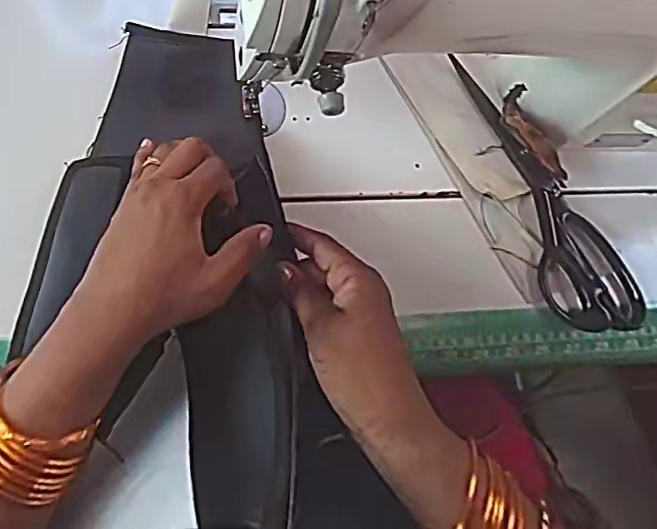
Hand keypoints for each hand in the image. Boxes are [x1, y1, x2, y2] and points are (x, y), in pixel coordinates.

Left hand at [69, 137, 272, 352]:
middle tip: (217, 180)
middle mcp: (158, 188)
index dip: (230, 182)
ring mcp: (137, 193)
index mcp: (182, 200)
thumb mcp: (215, 282)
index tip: (229, 203)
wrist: (112, 309)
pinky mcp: (123, 203)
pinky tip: (152, 152)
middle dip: (211, 158)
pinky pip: (138, 163)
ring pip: (164, 149)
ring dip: (183, 152)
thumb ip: (243, 253)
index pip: (216, 168)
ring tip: (193, 169)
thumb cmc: (154, 296)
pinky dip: (150, 153)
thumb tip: (260, 234)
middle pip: (191, 146)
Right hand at [280, 223, 435, 441]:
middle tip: (265, 266)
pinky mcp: (360, 333)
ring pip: (325, 286)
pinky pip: (330, 308)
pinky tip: (296, 321)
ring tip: (277, 293)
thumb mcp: (319, 327)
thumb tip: (282, 270)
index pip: (321, 242)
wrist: (391, 426)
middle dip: (295, 263)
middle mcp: (365, 290)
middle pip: (323, 262)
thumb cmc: (367, 382)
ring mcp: (364, 312)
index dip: (295, 234)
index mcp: (359, 279)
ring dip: (303, 289)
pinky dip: (312, 309)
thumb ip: (298, 292)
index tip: (274, 229)